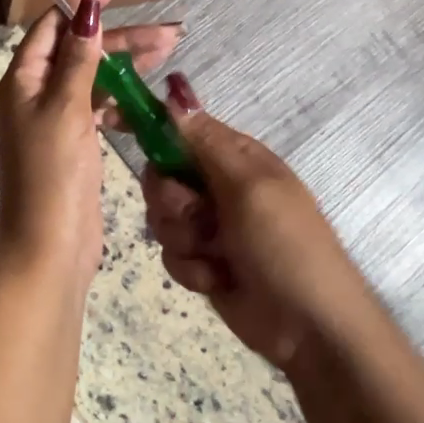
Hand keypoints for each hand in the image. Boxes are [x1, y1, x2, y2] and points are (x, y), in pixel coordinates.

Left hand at [0, 0, 184, 286]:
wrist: (49, 249)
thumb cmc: (52, 176)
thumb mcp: (66, 111)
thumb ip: (78, 59)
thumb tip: (86, 8)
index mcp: (22, 79)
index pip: (54, 25)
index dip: (85, 2)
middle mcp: (35, 92)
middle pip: (79, 48)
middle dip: (121, 37)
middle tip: (170, 34)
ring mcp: (55, 118)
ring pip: (93, 75)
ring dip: (126, 63)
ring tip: (169, 52)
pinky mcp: (74, 142)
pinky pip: (98, 104)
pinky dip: (121, 96)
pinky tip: (147, 96)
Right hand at [141, 73, 363, 371]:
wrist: (311, 330)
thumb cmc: (286, 245)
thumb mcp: (249, 185)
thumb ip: (205, 141)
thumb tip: (175, 92)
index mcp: (235, 156)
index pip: (181, 126)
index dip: (148, 123)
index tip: (112, 120)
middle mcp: (218, 185)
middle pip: (161, 173)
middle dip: (169, 197)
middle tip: (194, 212)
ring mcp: (210, 226)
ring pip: (161, 215)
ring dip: (183, 237)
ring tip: (215, 255)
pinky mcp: (203, 262)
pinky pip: (171, 253)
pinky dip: (191, 268)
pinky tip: (217, 280)